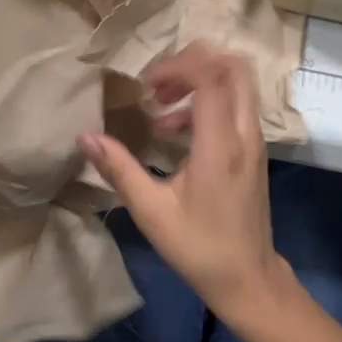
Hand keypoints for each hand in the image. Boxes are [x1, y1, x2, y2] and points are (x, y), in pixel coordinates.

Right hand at [80, 44, 287, 312]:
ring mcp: (255, 142)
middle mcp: (245, 135)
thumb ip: (119, 170)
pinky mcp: (254, 151)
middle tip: (157, 85)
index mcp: (220, 146)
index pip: (212, 77)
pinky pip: (236, 106)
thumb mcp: (152, 212)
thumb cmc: (199, 248)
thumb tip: (85, 137)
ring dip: (198, 83)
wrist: (248, 278)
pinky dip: (207, 103)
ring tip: (158, 109)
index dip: (178, 67)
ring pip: (238, 84)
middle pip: (234, 68)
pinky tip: (174, 132)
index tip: (146, 86)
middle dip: (192, 63)